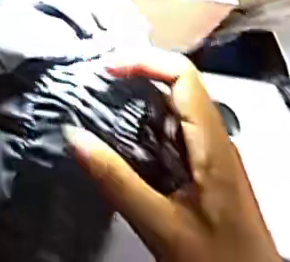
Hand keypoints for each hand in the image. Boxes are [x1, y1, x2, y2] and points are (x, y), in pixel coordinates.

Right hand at [65, 49, 281, 261]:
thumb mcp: (162, 228)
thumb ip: (117, 181)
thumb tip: (73, 135)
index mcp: (213, 144)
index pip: (182, 73)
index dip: (143, 60)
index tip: (106, 70)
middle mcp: (216, 140)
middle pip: (176, 84)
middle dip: (134, 76)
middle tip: (94, 84)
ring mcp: (213, 157)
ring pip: (174, 109)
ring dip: (136, 102)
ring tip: (98, 107)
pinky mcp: (207, 174)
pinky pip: (173, 133)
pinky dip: (143, 127)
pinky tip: (120, 142)